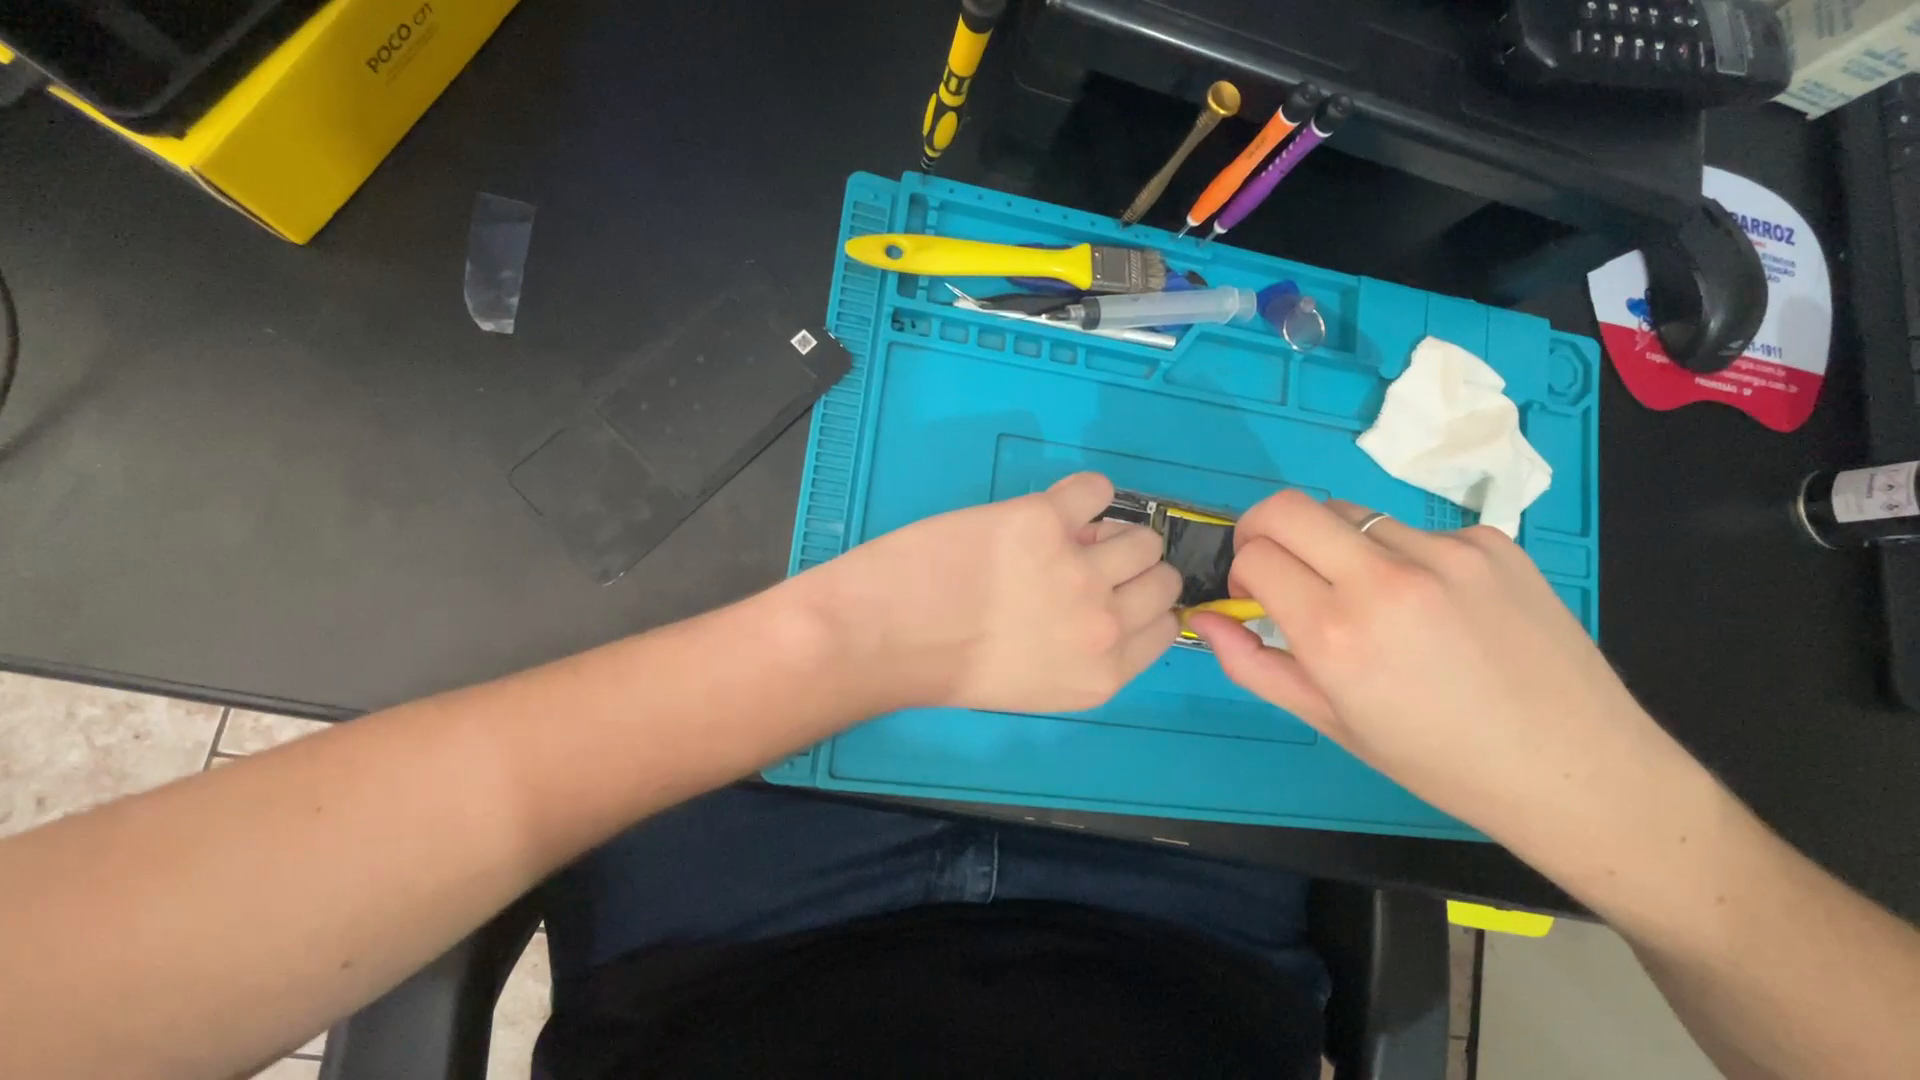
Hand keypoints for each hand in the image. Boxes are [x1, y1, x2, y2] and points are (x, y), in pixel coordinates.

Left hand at [807, 472, 1180, 713]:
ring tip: (1066, 536)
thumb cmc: (944, 666)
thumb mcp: (1034, 680)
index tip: (1118, 590)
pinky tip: (1057, 505)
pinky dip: (1085, 492)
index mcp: (1103, 675)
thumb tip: (1104, 585)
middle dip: (1131, 567)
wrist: (881, 635)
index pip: (1165, 626)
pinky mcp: (1044, 519)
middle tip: (1088, 561)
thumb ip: (1083, 646)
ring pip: (1139, 534)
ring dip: (1110, 532)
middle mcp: (1105, 626)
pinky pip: (1096, 488)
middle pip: (1161, 576)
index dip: (1141, 602)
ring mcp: (1079, 569)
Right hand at [1189, 490, 1684, 842]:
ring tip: (1368, 595)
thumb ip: (1253, 664)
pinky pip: (1414, 530)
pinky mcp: (1491, 541)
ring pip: (1350, 514)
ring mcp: (1445, 551)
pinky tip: (1434, 604)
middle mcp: (1385, 578)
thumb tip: (1203, 618)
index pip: (1254, 556)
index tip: (1256, 596)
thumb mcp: (1331, 722)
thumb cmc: (1437, 761)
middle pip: (1288, 507)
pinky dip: (1400, 556)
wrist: (1576, 768)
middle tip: (1276, 565)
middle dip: (1262, 528)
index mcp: (1337, 634)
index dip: (1242, 572)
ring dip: (1333, 544)